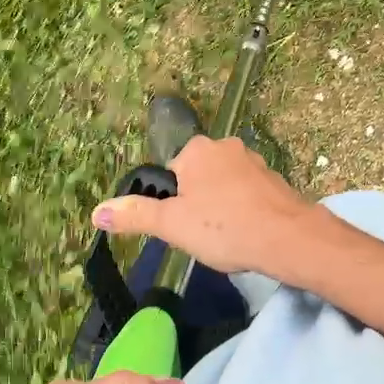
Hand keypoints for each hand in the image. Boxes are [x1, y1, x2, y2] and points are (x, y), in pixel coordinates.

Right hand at [91, 135, 321, 278]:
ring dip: (221, 208)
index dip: (173, 203)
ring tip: (226, 237)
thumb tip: (96, 211)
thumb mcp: (171, 225)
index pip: (173, 173)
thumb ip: (135, 215)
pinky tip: (247, 233)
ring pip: (224, 185)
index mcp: (197, 149)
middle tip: (203, 235)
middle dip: (197, 204)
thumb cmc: (223, 227)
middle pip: (198, 177)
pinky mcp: (273, 178)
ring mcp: (252, 160)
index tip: (182, 227)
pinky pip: (247, 193)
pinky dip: (243, 210)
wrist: (286, 236)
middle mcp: (225, 145)